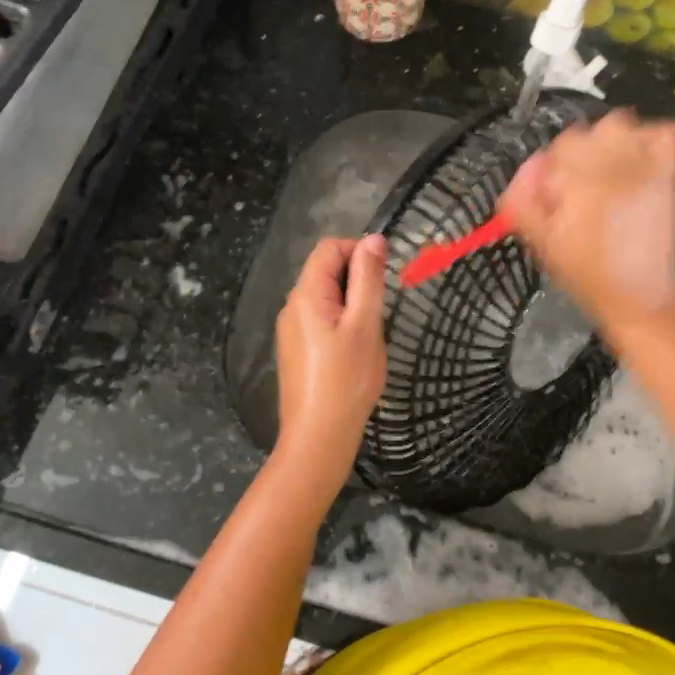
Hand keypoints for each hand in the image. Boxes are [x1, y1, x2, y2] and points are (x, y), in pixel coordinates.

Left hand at [274, 235, 388, 467]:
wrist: (318, 436)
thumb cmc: (347, 379)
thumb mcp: (365, 324)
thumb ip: (368, 279)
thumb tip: (373, 238)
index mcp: (307, 294)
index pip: (329, 248)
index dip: (358, 251)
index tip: (383, 277)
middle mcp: (292, 306)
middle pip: (325, 270)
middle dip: (357, 279)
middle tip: (379, 310)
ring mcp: (291, 329)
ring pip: (325, 296)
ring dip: (352, 303)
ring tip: (369, 334)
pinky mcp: (296, 349)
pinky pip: (320, 319)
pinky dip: (341, 322)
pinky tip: (354, 351)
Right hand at [500, 110, 674, 328]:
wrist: (640, 296)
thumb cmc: (586, 274)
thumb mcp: (542, 242)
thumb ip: (523, 201)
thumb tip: (528, 167)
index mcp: (578, 183)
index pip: (557, 149)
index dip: (552, 171)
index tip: (556, 195)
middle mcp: (612, 166)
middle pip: (583, 132)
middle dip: (577, 153)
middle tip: (581, 186)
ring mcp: (644, 167)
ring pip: (619, 123)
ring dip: (609, 140)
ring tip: (609, 170)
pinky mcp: (669, 173)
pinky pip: (665, 133)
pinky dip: (651, 139)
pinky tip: (640, 161)